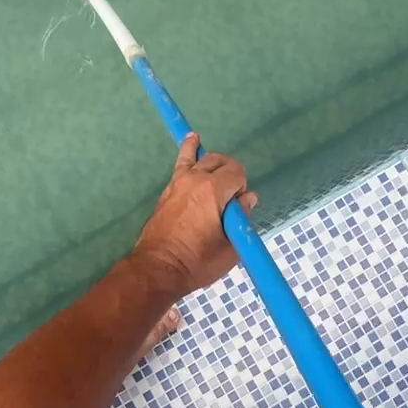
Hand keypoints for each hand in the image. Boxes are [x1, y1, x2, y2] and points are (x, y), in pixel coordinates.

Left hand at [130, 133, 255, 297]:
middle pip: (219, 160)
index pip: (237, 172)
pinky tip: (192, 140)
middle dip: (229, 171)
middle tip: (230, 196)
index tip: (237, 207)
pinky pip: (181, 163)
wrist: (159, 268)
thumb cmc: (197, 262)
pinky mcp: (168, 189)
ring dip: (207, 154)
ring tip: (201, 139)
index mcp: (213, 191)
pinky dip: (188, 150)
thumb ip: (242, 218)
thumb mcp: (230, 248)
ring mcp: (179, 182)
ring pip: (197, 156)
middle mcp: (195, 179)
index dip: (242, 186)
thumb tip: (248, 199)